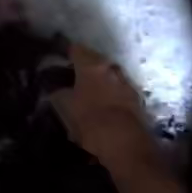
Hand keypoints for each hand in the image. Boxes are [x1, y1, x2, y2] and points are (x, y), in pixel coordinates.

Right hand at [51, 44, 158, 173]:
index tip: (56, 59)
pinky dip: (109, 95)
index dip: (64, 52)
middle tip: (70, 79)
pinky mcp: (136, 99)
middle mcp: (110, 67)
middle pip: (93, 61)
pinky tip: (102, 108)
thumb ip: (57, 92)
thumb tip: (54, 88)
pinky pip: (117, 91)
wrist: (127, 143)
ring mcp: (126, 82)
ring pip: (107, 76)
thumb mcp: (65, 106)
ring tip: (86, 95)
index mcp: (91, 64)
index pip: (74, 48)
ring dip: (97, 82)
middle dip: (82, 69)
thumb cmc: (91, 119)